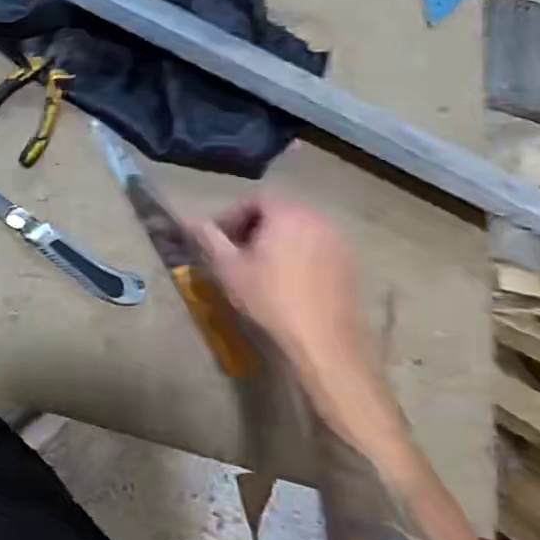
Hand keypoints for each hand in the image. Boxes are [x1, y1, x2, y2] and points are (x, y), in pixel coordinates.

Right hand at [195, 195, 381, 403]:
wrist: (323, 341)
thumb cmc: (270, 299)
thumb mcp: (228, 268)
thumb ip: (208, 238)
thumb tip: (189, 221)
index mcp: (288, 214)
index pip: (255, 198)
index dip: (231, 214)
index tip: (217, 238)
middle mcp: (318, 219)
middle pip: (279, 210)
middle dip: (252, 226)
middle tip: (233, 251)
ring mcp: (339, 241)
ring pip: (299, 229)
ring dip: (275, 240)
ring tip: (257, 267)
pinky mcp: (350, 264)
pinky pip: (316, 246)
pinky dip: (296, 253)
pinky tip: (285, 281)